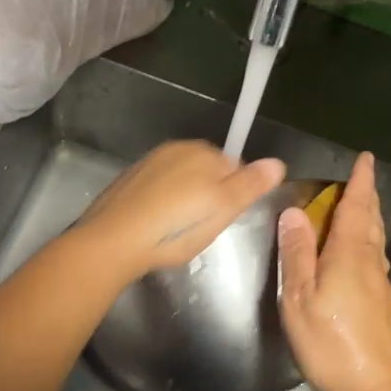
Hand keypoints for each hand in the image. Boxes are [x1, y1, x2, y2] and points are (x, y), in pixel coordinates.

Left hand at [75, 141, 285, 278]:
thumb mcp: (222, 209)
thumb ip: (250, 184)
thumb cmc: (176, 228)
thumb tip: (278, 162)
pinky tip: (157, 227)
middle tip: (202, 227)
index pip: (234, 166)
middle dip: (209, 195)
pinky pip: (157, 190)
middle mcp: (174, 149)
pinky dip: (161, 205)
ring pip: (181, 181)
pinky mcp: (128, 182)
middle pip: (206, 171)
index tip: (224, 219)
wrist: (112, 241)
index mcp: (202, 151)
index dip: (234, 194)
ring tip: (178, 230)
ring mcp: (148, 163)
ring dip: (184, 200)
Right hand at [277, 152, 390, 390]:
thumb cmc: (331, 343)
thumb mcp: (301, 298)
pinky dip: (366, 241)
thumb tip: (295, 212)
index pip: (356, 207)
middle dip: (365, 196)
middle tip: (359, 179)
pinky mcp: (381, 302)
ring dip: (367, 218)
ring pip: (375, 239)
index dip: (360, 182)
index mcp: (350, 254)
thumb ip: (297, 254)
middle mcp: (370, 262)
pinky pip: (373, 257)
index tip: (364, 159)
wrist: (376, 388)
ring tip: (357, 208)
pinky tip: (357, 252)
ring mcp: (380, 283)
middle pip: (370, 220)